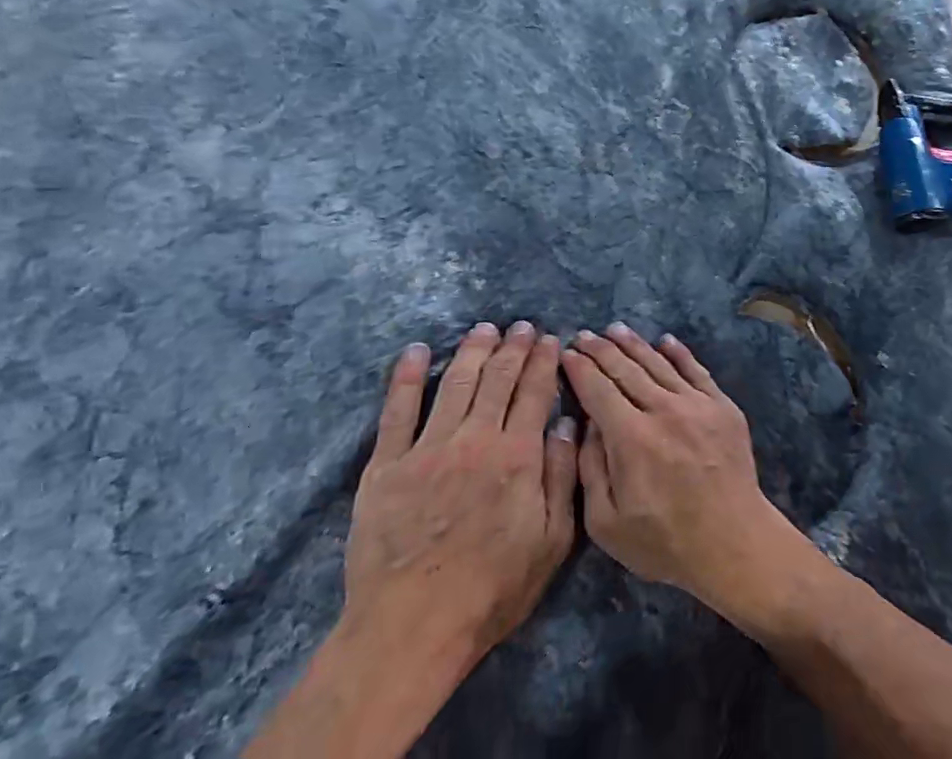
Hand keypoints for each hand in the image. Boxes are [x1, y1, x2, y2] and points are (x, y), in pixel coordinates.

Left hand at [345, 321, 578, 660]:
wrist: (412, 625)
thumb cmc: (495, 586)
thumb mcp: (554, 539)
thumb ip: (561, 477)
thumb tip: (565, 425)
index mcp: (518, 456)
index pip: (535, 393)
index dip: (544, 362)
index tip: (551, 339)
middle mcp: (475, 440)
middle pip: (497, 380)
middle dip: (513, 348)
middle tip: (523, 326)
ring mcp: (426, 450)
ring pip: (454, 384)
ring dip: (472, 351)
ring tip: (484, 329)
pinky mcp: (386, 467)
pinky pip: (397, 412)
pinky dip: (406, 378)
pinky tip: (415, 353)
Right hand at [562, 324, 795, 609]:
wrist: (733, 540)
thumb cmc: (664, 541)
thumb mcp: (606, 522)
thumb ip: (590, 468)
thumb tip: (584, 423)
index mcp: (631, 438)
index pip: (598, 390)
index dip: (580, 369)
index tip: (566, 352)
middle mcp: (664, 410)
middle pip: (627, 370)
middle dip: (602, 350)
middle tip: (585, 335)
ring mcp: (698, 405)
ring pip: (660, 365)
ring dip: (635, 345)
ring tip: (616, 329)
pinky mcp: (723, 408)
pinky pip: (697, 371)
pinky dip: (679, 354)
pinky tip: (665, 340)